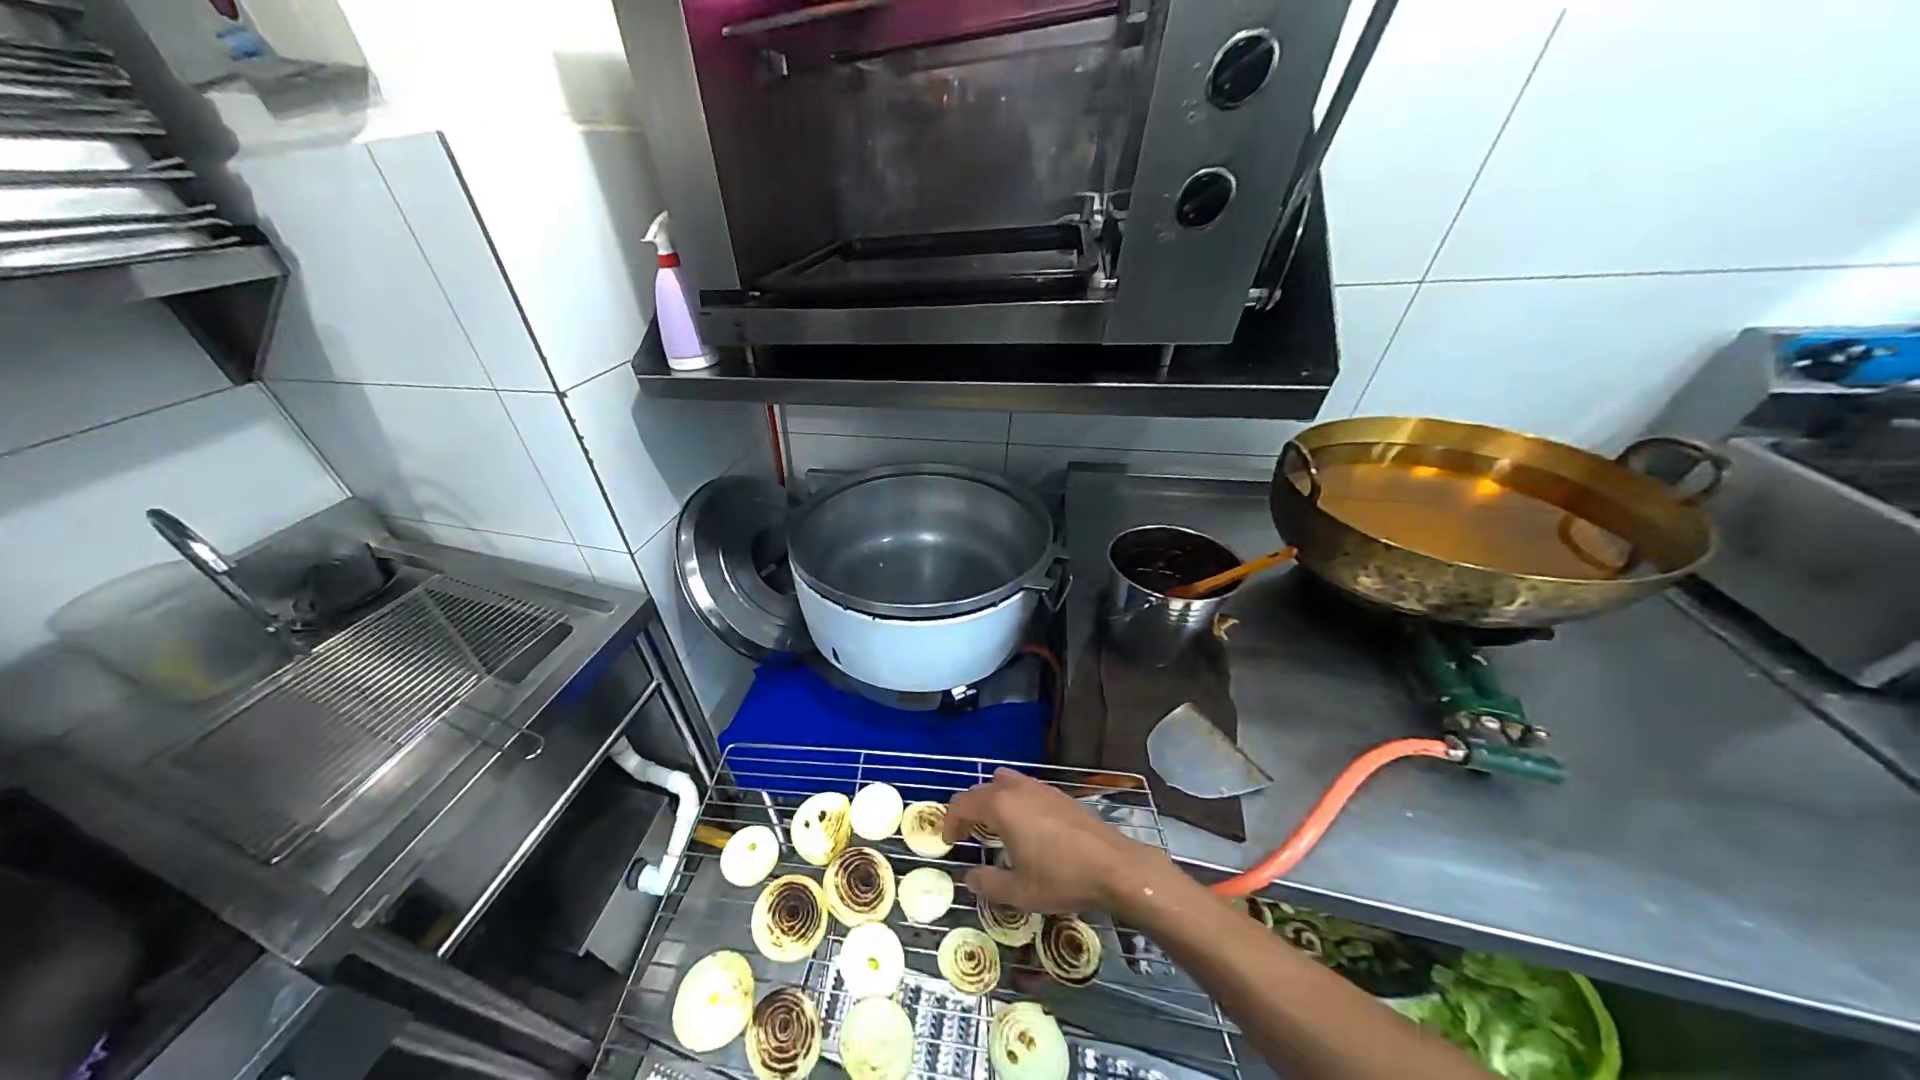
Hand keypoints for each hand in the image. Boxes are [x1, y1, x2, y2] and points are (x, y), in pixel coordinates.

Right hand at [942, 767, 1162, 913]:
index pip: (962, 804)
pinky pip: (1025, 789)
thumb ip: (987, 884)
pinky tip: (1026, 827)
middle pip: (981, 790)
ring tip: (994, 827)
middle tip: (967, 836)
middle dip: (968, 810)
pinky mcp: (1060, 795)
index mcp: (1001, 807)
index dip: (949, 822)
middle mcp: (1018, 790)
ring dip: (992, 801)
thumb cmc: (1062, 878)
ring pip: (1005, 783)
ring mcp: (1041, 788)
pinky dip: (1014, 801)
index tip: (949, 843)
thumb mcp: (1018, 892)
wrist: (1115, 867)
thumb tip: (970, 878)